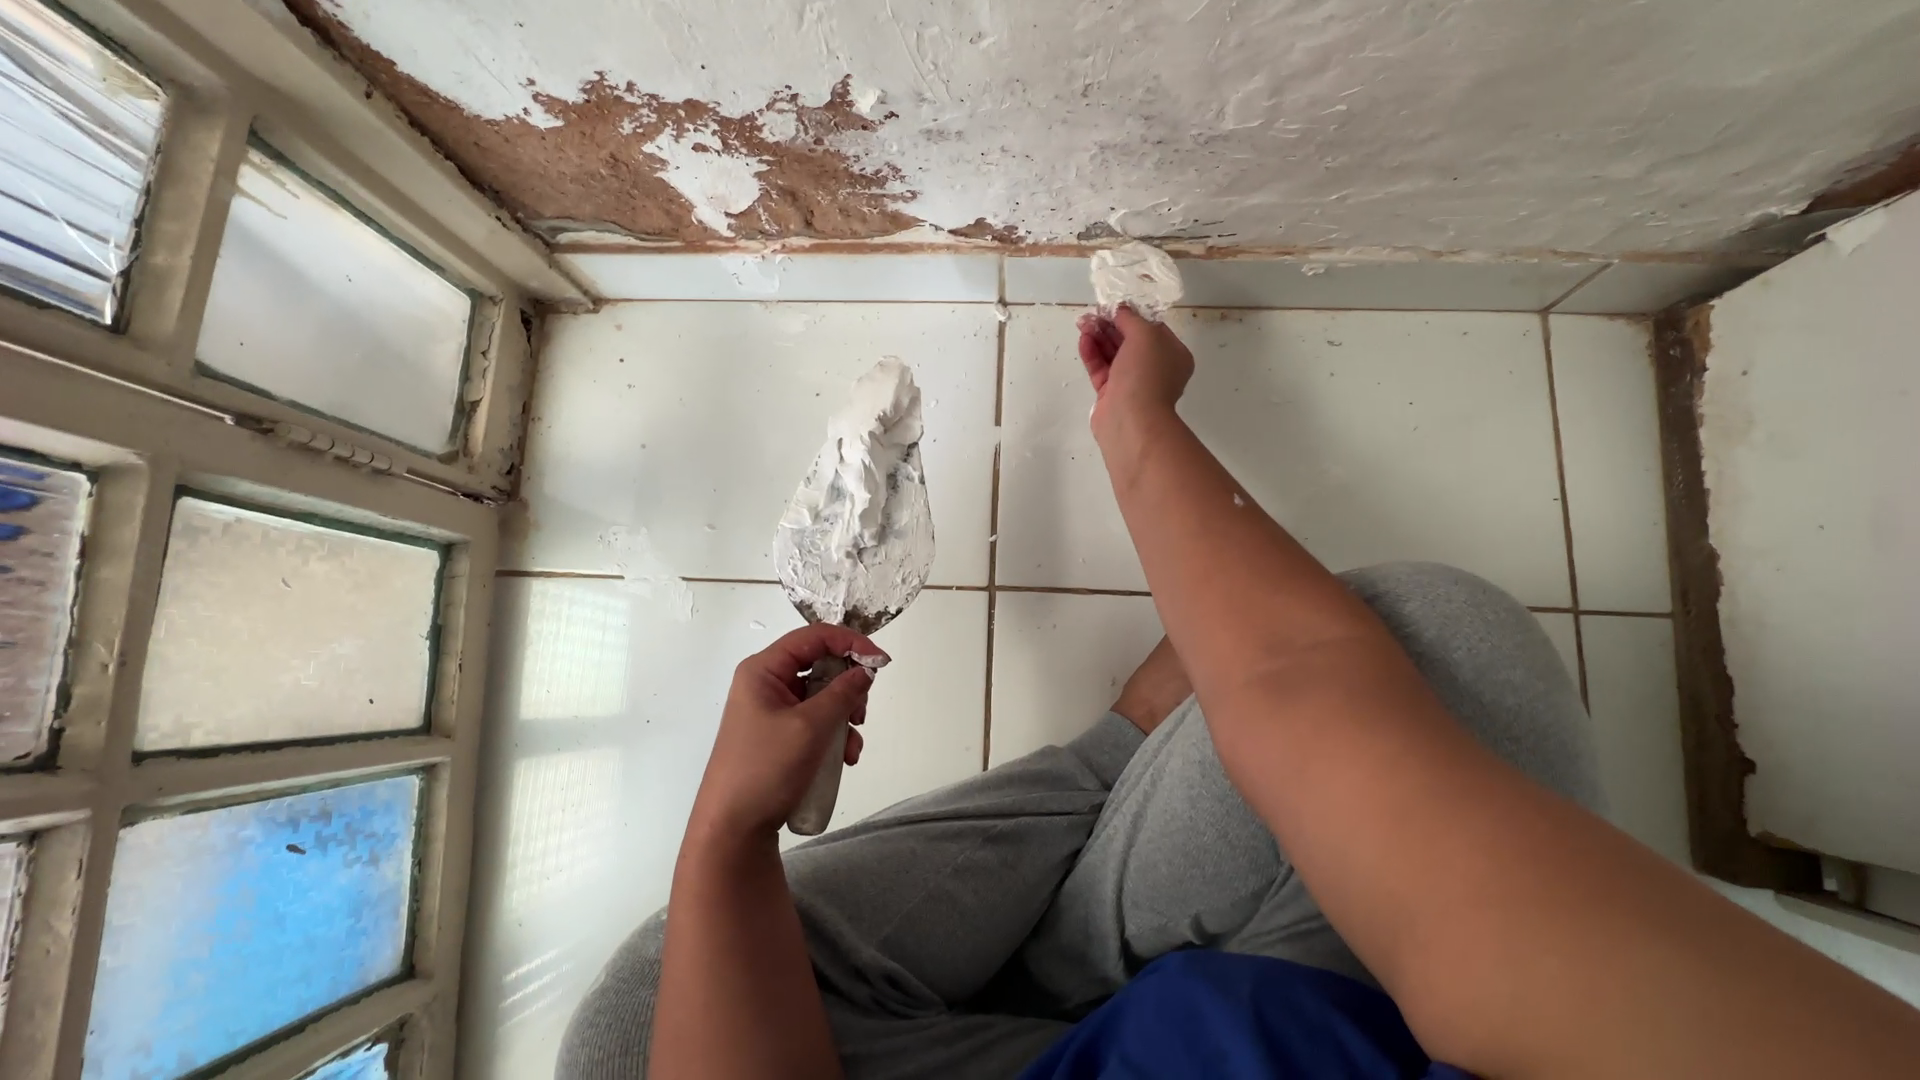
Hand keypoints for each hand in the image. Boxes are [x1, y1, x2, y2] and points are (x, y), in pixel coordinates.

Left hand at [690, 624, 884, 839]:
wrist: (733, 829)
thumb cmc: (766, 769)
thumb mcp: (811, 727)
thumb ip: (843, 693)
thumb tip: (867, 669)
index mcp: (763, 670)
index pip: (814, 637)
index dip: (851, 642)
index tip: (881, 663)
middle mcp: (766, 684)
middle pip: (820, 665)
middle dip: (848, 688)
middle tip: (861, 713)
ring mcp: (771, 711)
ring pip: (822, 697)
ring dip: (845, 717)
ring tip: (852, 746)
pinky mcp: (778, 736)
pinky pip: (815, 722)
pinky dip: (834, 735)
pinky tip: (843, 759)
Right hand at [1077, 304, 1195, 429]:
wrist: (1131, 420)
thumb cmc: (1145, 374)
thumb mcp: (1145, 335)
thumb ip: (1131, 318)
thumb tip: (1119, 310)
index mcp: (1172, 355)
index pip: (1151, 329)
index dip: (1131, 315)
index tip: (1112, 306)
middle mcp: (1155, 369)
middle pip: (1129, 340)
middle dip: (1110, 325)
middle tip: (1091, 314)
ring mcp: (1132, 383)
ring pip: (1113, 354)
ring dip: (1098, 337)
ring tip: (1082, 324)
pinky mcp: (1111, 394)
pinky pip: (1101, 369)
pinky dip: (1092, 354)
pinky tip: (1083, 340)